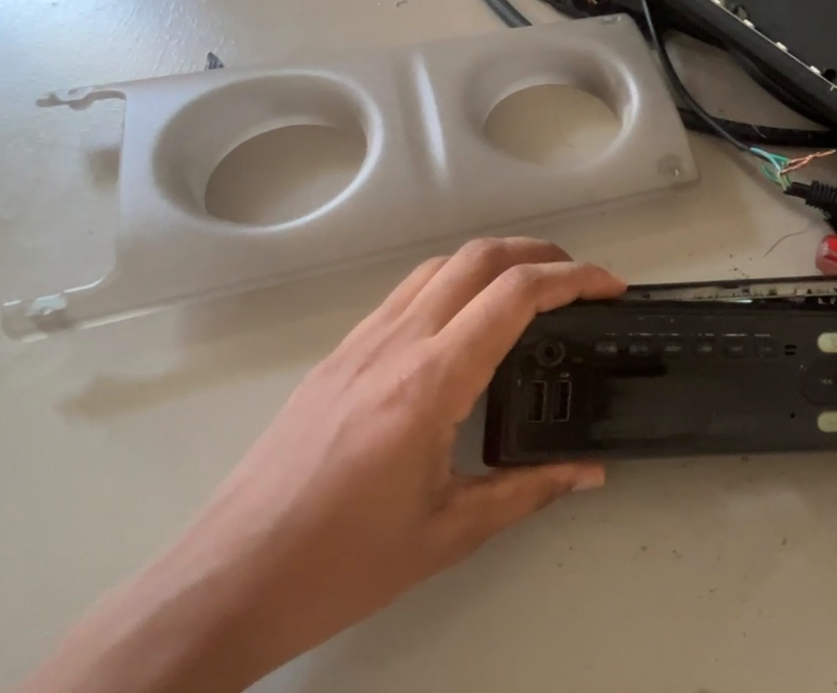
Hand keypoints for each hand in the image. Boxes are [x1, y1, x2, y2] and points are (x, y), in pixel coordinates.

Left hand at [23, 238, 621, 692]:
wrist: (226, 584)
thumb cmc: (340, 564)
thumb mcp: (450, 532)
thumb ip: (529, 491)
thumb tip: (589, 472)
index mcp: (429, 382)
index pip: (513, 296)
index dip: (573, 278)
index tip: (610, 286)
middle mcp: (393, 346)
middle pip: (476, 258)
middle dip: (539, 252)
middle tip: (581, 277)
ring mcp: (357, 346)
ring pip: (435, 267)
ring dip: (493, 260)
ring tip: (531, 288)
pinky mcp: (334, 359)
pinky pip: (404, 294)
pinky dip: (452, 282)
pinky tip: (465, 321)